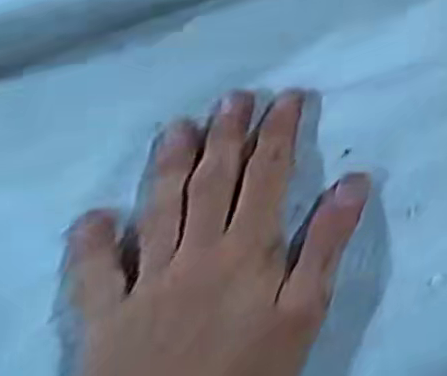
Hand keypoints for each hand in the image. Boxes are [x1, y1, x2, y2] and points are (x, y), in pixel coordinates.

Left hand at [65, 90, 370, 375]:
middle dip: (228, 135)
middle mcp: (197, 254)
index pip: (269, 175)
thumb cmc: (254, 366)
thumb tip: (355, 179)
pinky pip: (94, 276)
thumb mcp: (306, 310)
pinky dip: (91, 244)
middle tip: (236, 97)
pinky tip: (93, 217)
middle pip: (214, 183)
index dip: (280, 132)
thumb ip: (328, 243)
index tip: (290, 97)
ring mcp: (146, 285)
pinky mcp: (105, 320)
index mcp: (249, 249)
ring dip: (169, 167)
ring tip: (177, 128)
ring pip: (158, 212)